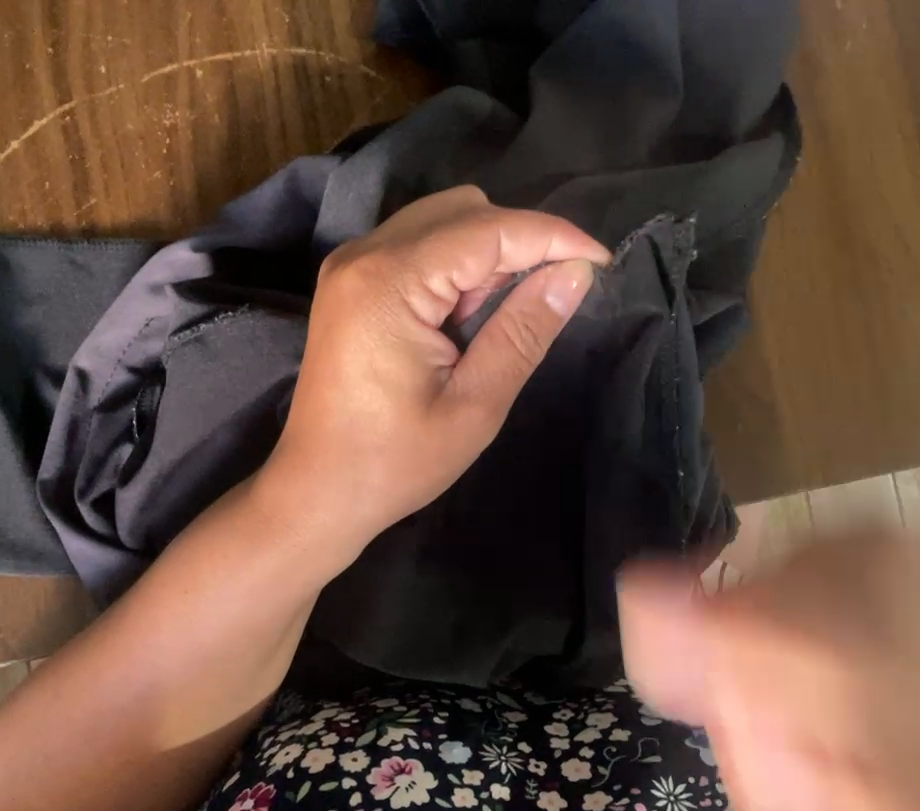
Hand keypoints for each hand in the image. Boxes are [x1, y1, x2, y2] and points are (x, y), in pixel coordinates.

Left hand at [259, 186, 607, 550]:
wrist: (318, 491)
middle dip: (516, 244)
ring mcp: (349, 266)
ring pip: (439, 223)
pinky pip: (415, 247)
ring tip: (494, 322)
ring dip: (484, 257)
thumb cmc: (395, 462)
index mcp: (390, 283)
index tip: (601, 262)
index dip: (552, 237)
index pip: (488, 229)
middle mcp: (363, 255)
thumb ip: (523, 332)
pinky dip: (452, 268)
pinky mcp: (348, 284)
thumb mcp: (474, 406)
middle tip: (539, 305)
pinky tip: (460, 320)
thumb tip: (575, 274)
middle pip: (462, 211)